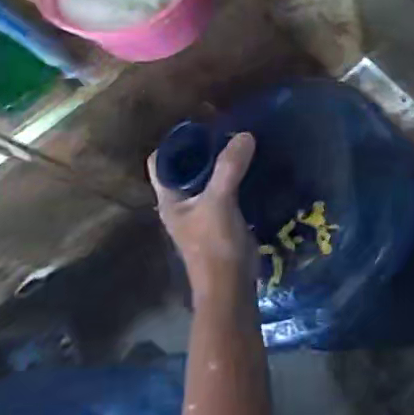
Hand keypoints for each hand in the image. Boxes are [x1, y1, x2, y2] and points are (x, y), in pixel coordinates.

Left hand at [147, 132, 258, 288]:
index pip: (160, 160)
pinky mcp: (222, 221)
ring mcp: (201, 213)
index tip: (201, 126)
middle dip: (203, 149)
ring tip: (242, 145)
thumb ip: (229, 168)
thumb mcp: (219, 202)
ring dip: (221, 164)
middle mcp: (181, 203)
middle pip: (185, 167)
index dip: (175, 142)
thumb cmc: (215, 246)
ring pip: (207, 179)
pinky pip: (225, 191)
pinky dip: (236, 179)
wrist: (230, 288)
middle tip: (227, 130)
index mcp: (169, 198)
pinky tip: (253, 170)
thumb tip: (244, 135)